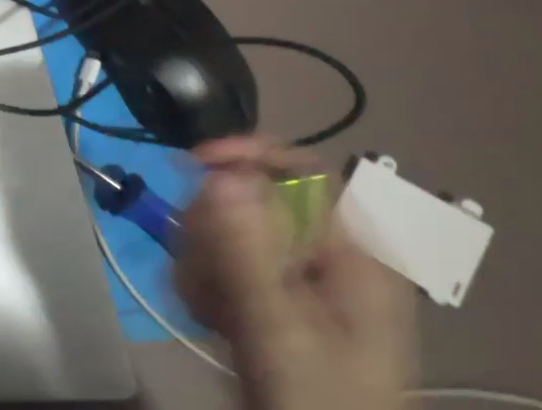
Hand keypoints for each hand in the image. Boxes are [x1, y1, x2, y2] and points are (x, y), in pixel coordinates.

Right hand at [174, 138, 414, 409]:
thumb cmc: (314, 395)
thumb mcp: (278, 325)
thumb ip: (246, 247)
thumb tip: (219, 172)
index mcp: (351, 253)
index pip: (300, 170)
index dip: (246, 155)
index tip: (191, 162)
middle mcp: (325, 255)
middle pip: (249, 199)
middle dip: (212, 228)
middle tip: (205, 267)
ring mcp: (296, 277)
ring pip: (225, 229)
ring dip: (202, 261)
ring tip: (210, 306)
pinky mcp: (268, 296)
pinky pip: (218, 261)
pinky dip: (203, 282)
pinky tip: (211, 316)